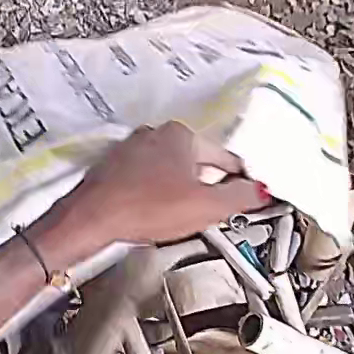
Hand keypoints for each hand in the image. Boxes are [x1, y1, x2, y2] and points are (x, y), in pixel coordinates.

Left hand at [39, 122, 267, 250]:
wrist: (92, 219)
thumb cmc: (145, 208)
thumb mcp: (206, 206)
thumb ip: (241, 196)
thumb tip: (261, 191)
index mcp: (182, 136)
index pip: (225, 158)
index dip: (239, 180)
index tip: (245, 195)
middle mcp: (154, 134)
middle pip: (195, 163)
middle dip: (205, 187)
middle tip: (207, 212)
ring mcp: (130, 149)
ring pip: (168, 171)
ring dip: (178, 191)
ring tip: (177, 216)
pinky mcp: (113, 168)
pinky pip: (145, 180)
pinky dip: (154, 194)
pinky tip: (152, 213)